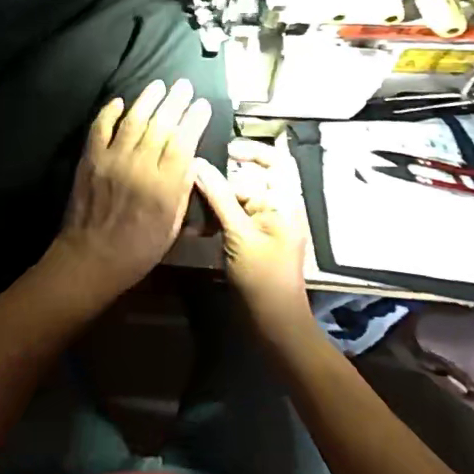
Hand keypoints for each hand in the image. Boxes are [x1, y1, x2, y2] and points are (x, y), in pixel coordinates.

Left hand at [47, 80, 213, 297]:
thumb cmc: (138, 250)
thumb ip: (181, 191)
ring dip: (147, 100)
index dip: (194, 120)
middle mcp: (140, 167)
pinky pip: (100, 128)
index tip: (202, 105)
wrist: (91, 257)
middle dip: (175, 103)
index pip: (183, 143)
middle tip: (184, 86)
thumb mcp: (171, 226)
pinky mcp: (90, 159)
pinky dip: (109, 112)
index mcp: (164, 187)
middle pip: (161, 126)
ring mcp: (112, 160)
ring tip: (158, 86)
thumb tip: (191, 160)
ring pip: (133, 121)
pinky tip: (120, 101)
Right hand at [194, 138, 312, 319]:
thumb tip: (197, 164)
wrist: (273, 323)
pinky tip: (194, 227)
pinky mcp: (249, 237)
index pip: (276, 161)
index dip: (253, 150)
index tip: (225, 150)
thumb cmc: (262, 278)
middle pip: (247, 178)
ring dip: (211, 200)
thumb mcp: (238, 234)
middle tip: (192, 183)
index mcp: (283, 202)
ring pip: (234, 197)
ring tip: (190, 209)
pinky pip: (229, 215)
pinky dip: (213, 217)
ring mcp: (263, 223)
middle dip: (219, 180)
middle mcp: (276, 208)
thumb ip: (218, 196)